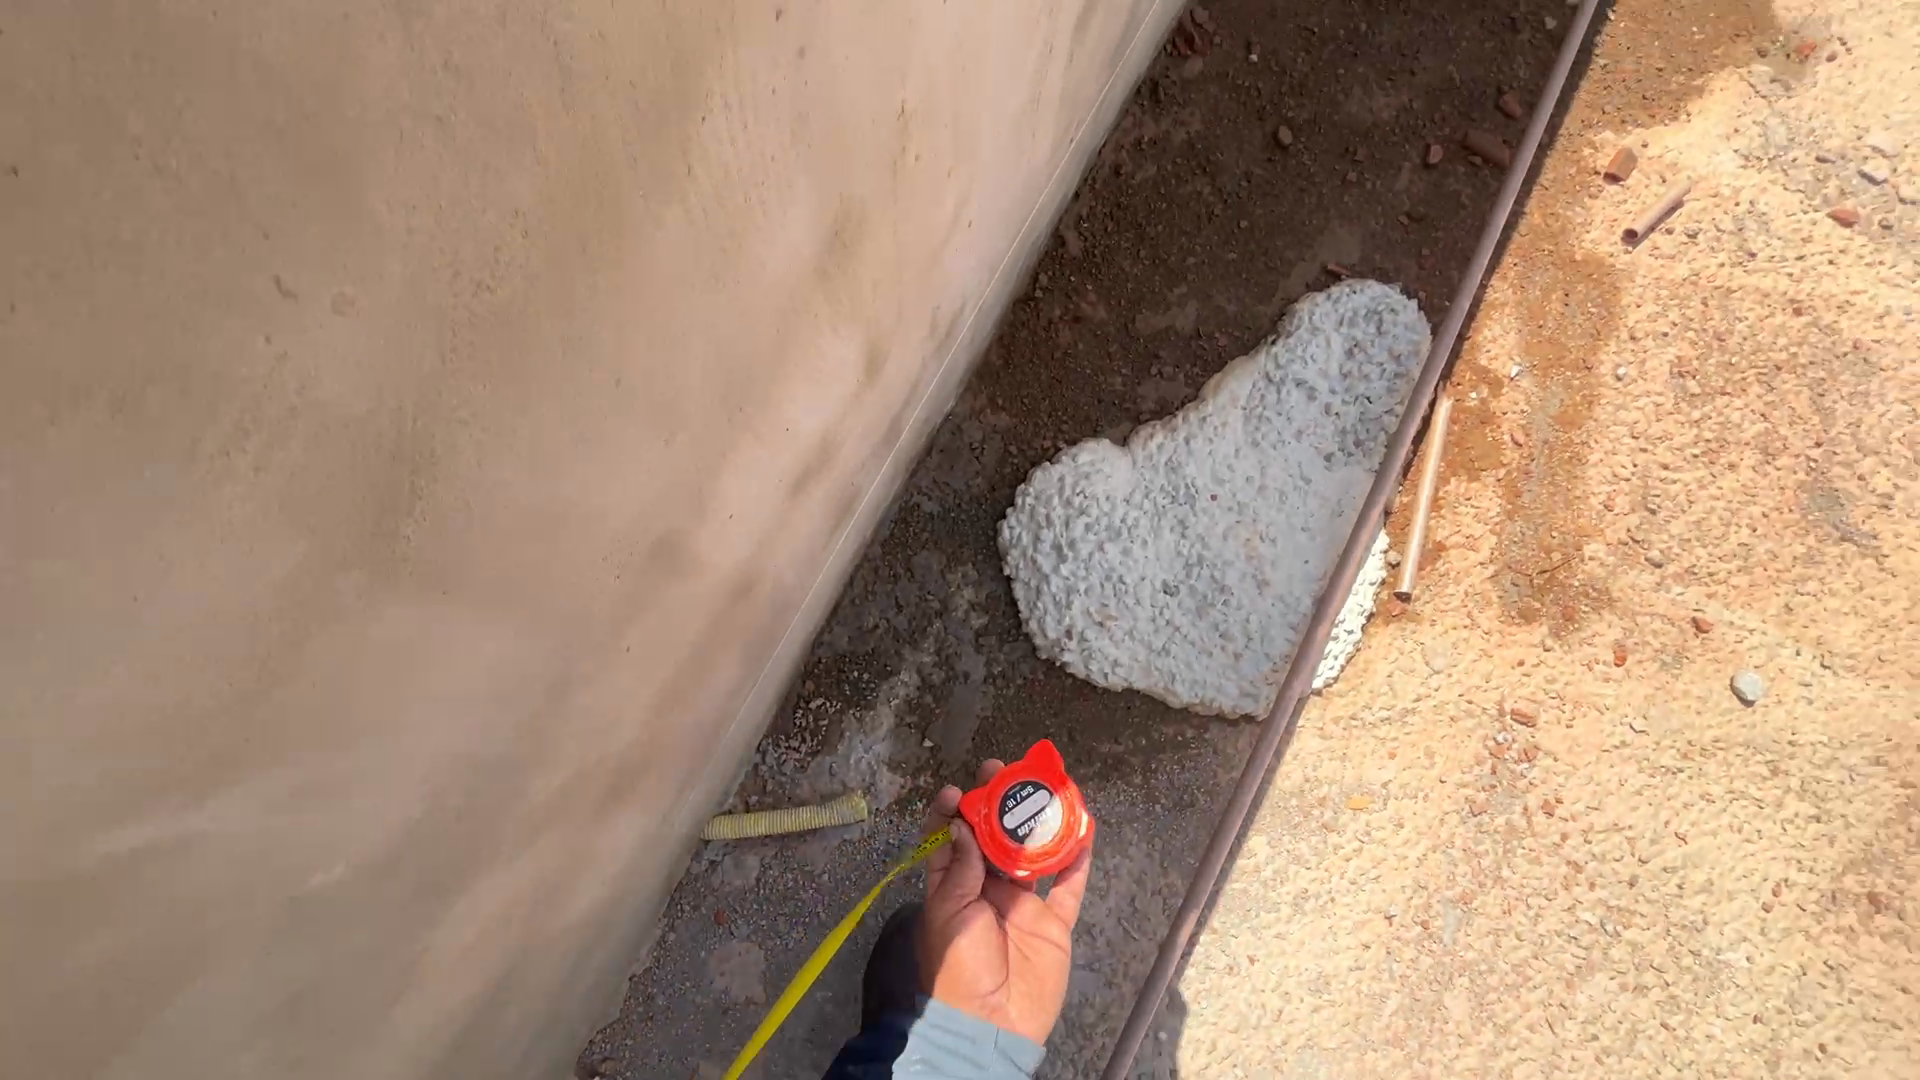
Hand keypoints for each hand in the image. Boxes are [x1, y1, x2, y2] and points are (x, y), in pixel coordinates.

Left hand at [917, 759, 1093, 1044]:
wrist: (992, 1025)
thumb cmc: (958, 966)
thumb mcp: (949, 912)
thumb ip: (961, 867)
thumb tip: (963, 822)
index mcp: (955, 884)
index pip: (950, 838)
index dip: (951, 811)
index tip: (958, 790)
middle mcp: (988, 886)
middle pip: (993, 835)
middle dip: (997, 802)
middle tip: (1004, 771)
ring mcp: (1023, 902)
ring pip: (1033, 852)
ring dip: (1038, 821)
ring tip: (1045, 787)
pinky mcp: (1052, 920)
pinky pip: (1068, 885)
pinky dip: (1078, 859)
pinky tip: (1084, 830)